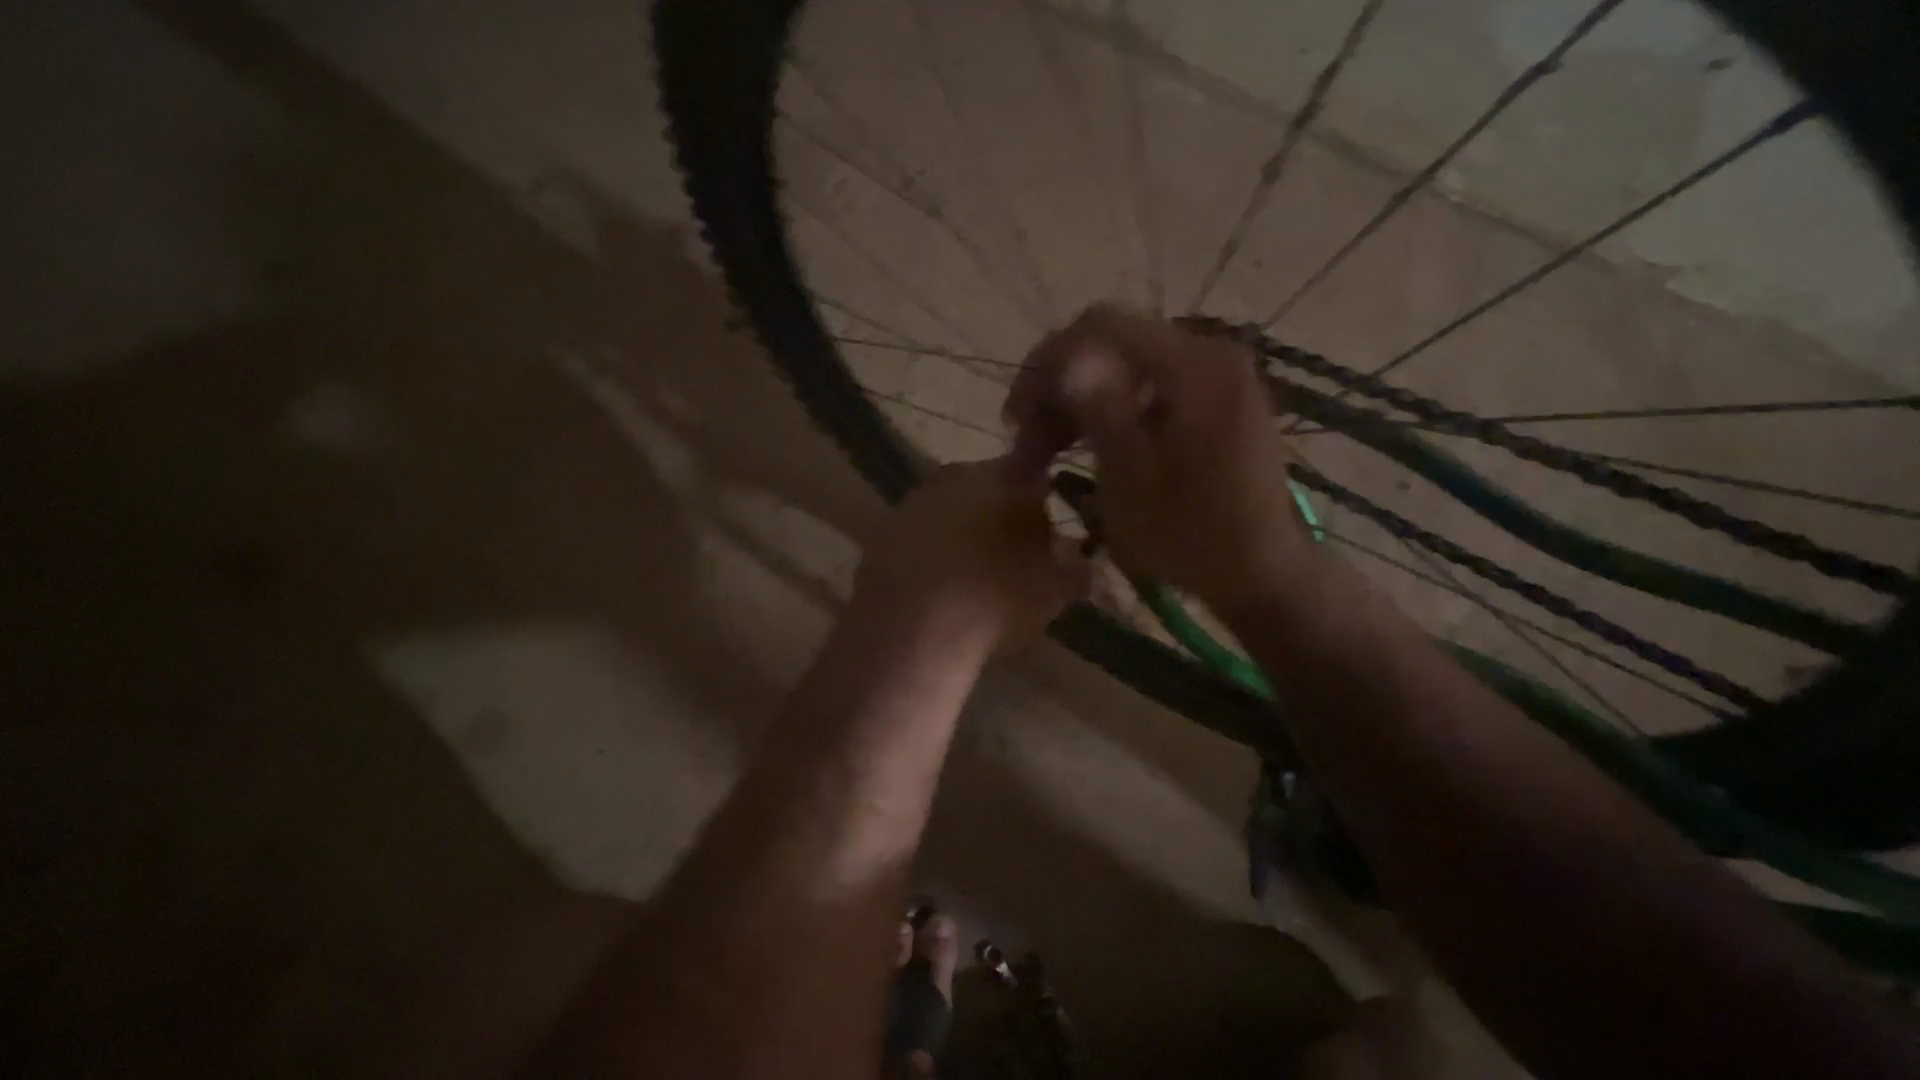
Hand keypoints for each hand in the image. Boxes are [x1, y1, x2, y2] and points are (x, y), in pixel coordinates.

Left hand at [853, 459, 1086, 653]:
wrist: (914, 628)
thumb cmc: (997, 602)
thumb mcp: (1054, 593)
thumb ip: (1076, 570)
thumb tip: (1086, 561)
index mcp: (1009, 480)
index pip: (1036, 468)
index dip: (1044, 493)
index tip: (1048, 523)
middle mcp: (961, 475)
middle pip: (990, 485)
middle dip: (1001, 511)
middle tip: (1012, 553)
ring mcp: (917, 498)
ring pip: (951, 505)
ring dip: (962, 528)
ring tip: (971, 572)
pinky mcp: (885, 527)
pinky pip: (919, 530)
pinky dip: (929, 548)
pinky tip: (935, 583)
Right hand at [1004, 306, 1313, 612]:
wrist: (1264, 575)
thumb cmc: (1192, 536)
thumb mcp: (1131, 479)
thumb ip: (1099, 409)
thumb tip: (1065, 356)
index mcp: (1193, 365)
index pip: (1100, 327)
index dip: (1045, 363)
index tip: (1014, 418)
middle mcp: (1210, 353)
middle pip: (1112, 344)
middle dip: (1059, 387)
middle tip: (1023, 443)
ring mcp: (1218, 375)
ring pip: (1126, 367)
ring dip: (1080, 402)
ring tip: (1045, 453)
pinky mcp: (1218, 399)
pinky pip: (1151, 387)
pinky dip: (1113, 410)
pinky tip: (1087, 446)